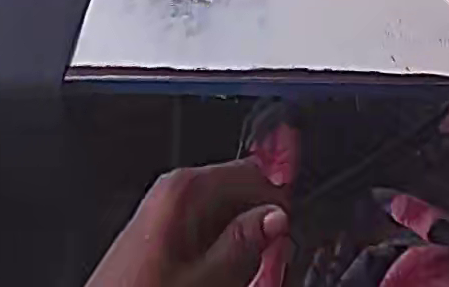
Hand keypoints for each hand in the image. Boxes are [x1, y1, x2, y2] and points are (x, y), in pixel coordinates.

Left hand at [85, 158, 289, 286]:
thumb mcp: (203, 279)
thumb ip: (243, 244)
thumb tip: (276, 216)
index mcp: (186, 187)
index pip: (250, 172)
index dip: (276, 198)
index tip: (289, 228)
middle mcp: (175, 187)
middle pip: (237, 190)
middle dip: (259, 222)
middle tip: (272, 258)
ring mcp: (166, 206)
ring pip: (222, 211)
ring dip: (240, 239)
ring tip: (246, 272)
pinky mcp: (160, 228)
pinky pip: (203, 226)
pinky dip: (219, 247)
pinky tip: (222, 274)